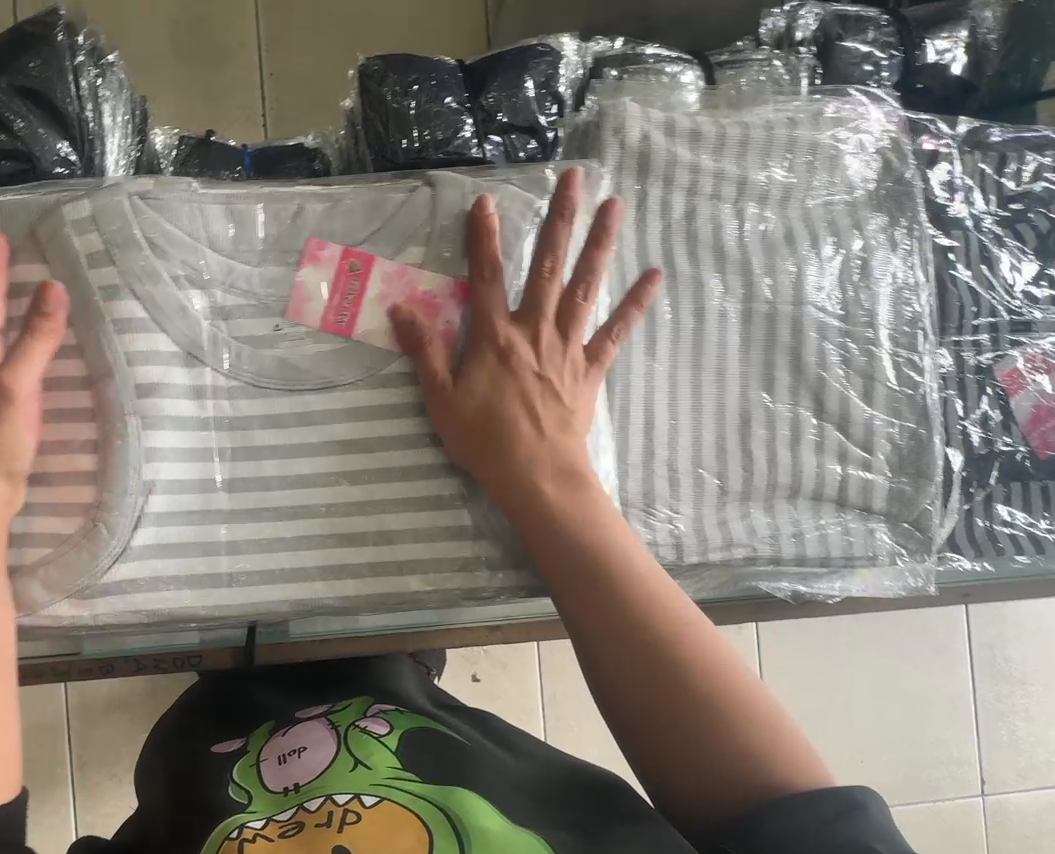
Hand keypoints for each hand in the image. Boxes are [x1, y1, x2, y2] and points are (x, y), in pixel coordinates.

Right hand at [389, 169, 660, 516]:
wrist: (536, 475)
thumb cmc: (483, 441)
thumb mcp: (440, 399)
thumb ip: (424, 351)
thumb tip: (401, 308)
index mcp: (494, 337)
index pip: (485, 277)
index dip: (483, 239)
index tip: (486, 201)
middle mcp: (534, 330)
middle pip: (547, 266)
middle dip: (559, 219)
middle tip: (575, 176)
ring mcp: (567, 347)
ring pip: (585, 286)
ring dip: (599, 244)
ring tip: (615, 205)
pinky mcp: (590, 369)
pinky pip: (615, 331)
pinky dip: (634, 304)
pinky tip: (653, 276)